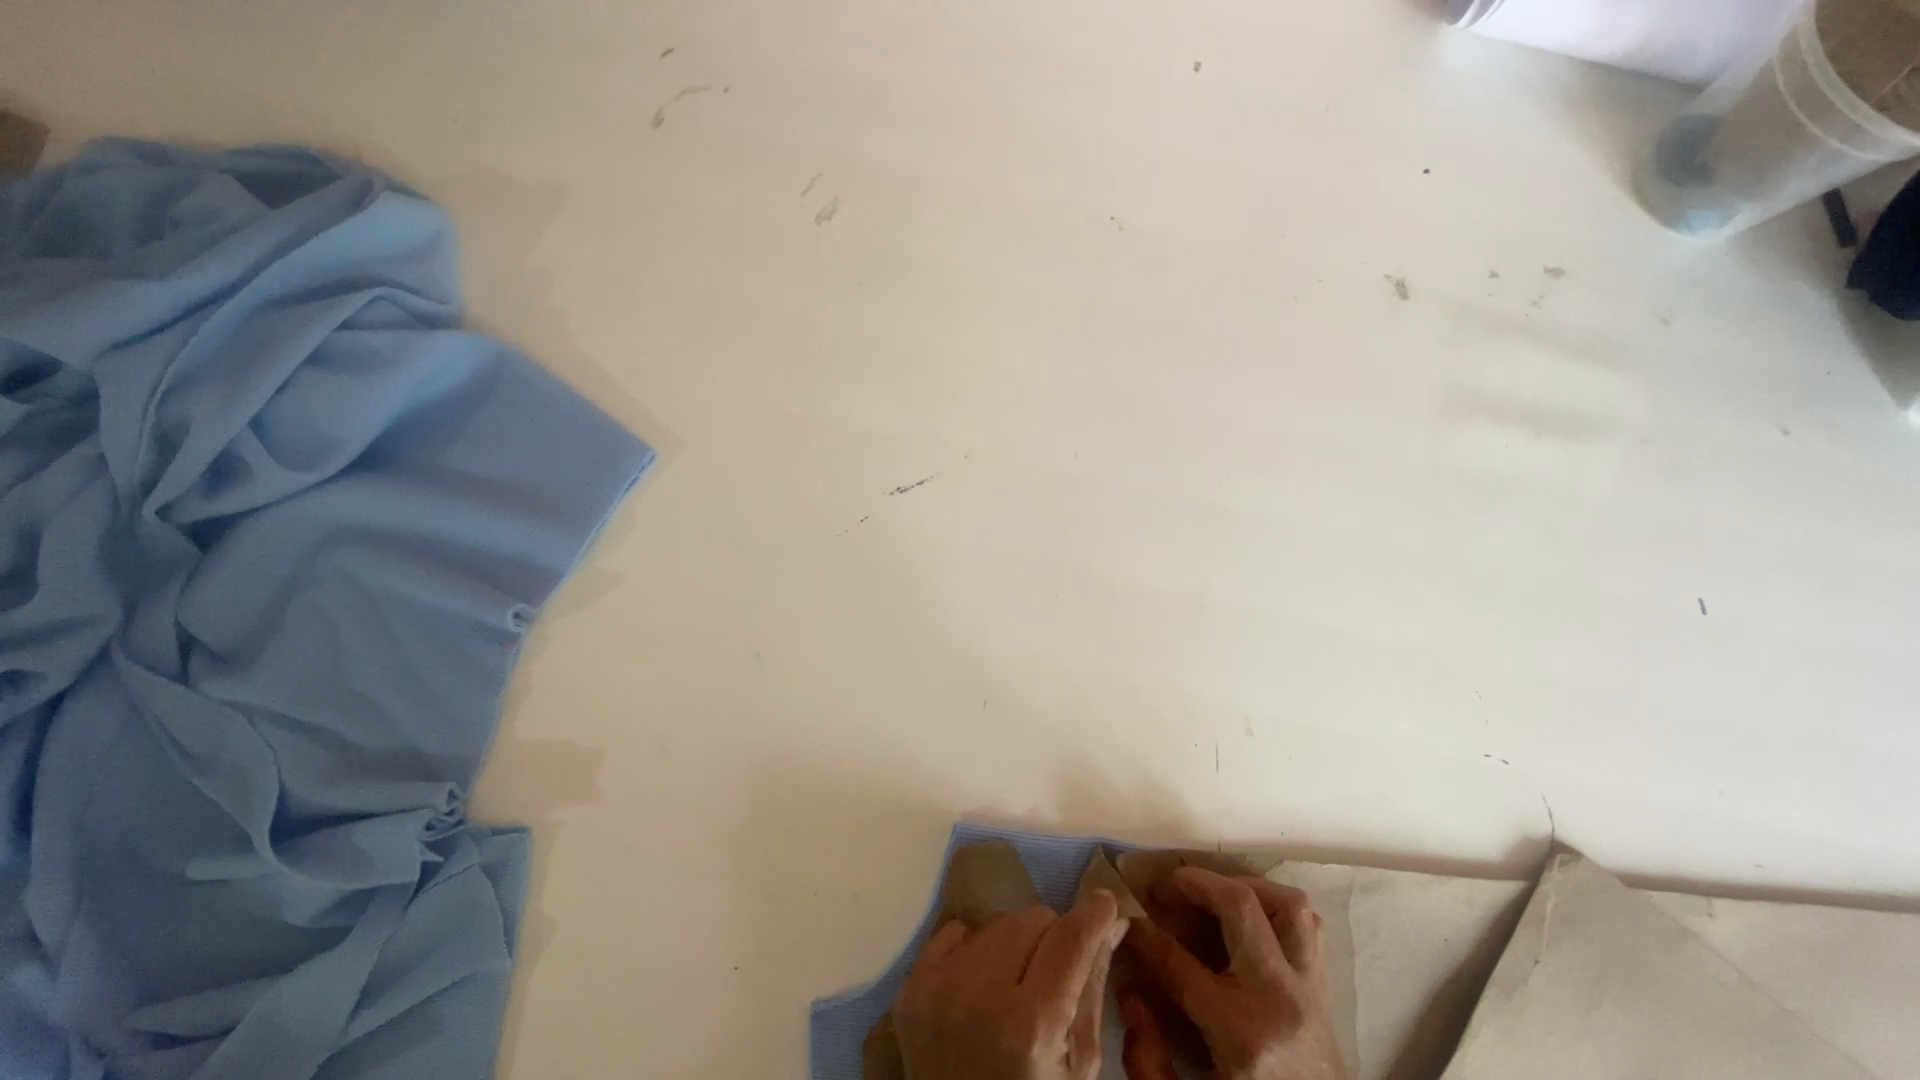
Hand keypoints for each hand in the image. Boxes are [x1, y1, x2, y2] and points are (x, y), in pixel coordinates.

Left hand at [894, 891, 1127, 1079]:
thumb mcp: (1079, 1064)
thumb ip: (1093, 988)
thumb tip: (1111, 921)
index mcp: (1032, 1025)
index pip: (1071, 937)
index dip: (1095, 913)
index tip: (1106, 905)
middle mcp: (980, 996)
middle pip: (1034, 919)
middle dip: (1054, 937)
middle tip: (1055, 971)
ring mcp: (939, 989)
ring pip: (997, 921)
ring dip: (1016, 942)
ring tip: (1016, 983)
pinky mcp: (911, 988)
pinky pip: (956, 930)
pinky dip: (975, 947)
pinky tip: (981, 983)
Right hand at [1119, 868, 1347, 1079]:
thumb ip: (1147, 1059)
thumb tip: (1128, 994)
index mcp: (1241, 1033)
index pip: (1180, 965)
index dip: (1145, 936)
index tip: (1126, 923)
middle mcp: (1282, 998)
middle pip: (1240, 907)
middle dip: (1194, 885)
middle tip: (1164, 891)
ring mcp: (1312, 990)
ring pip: (1288, 905)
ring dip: (1245, 888)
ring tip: (1211, 897)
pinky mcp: (1327, 990)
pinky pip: (1310, 926)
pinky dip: (1277, 908)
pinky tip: (1249, 919)